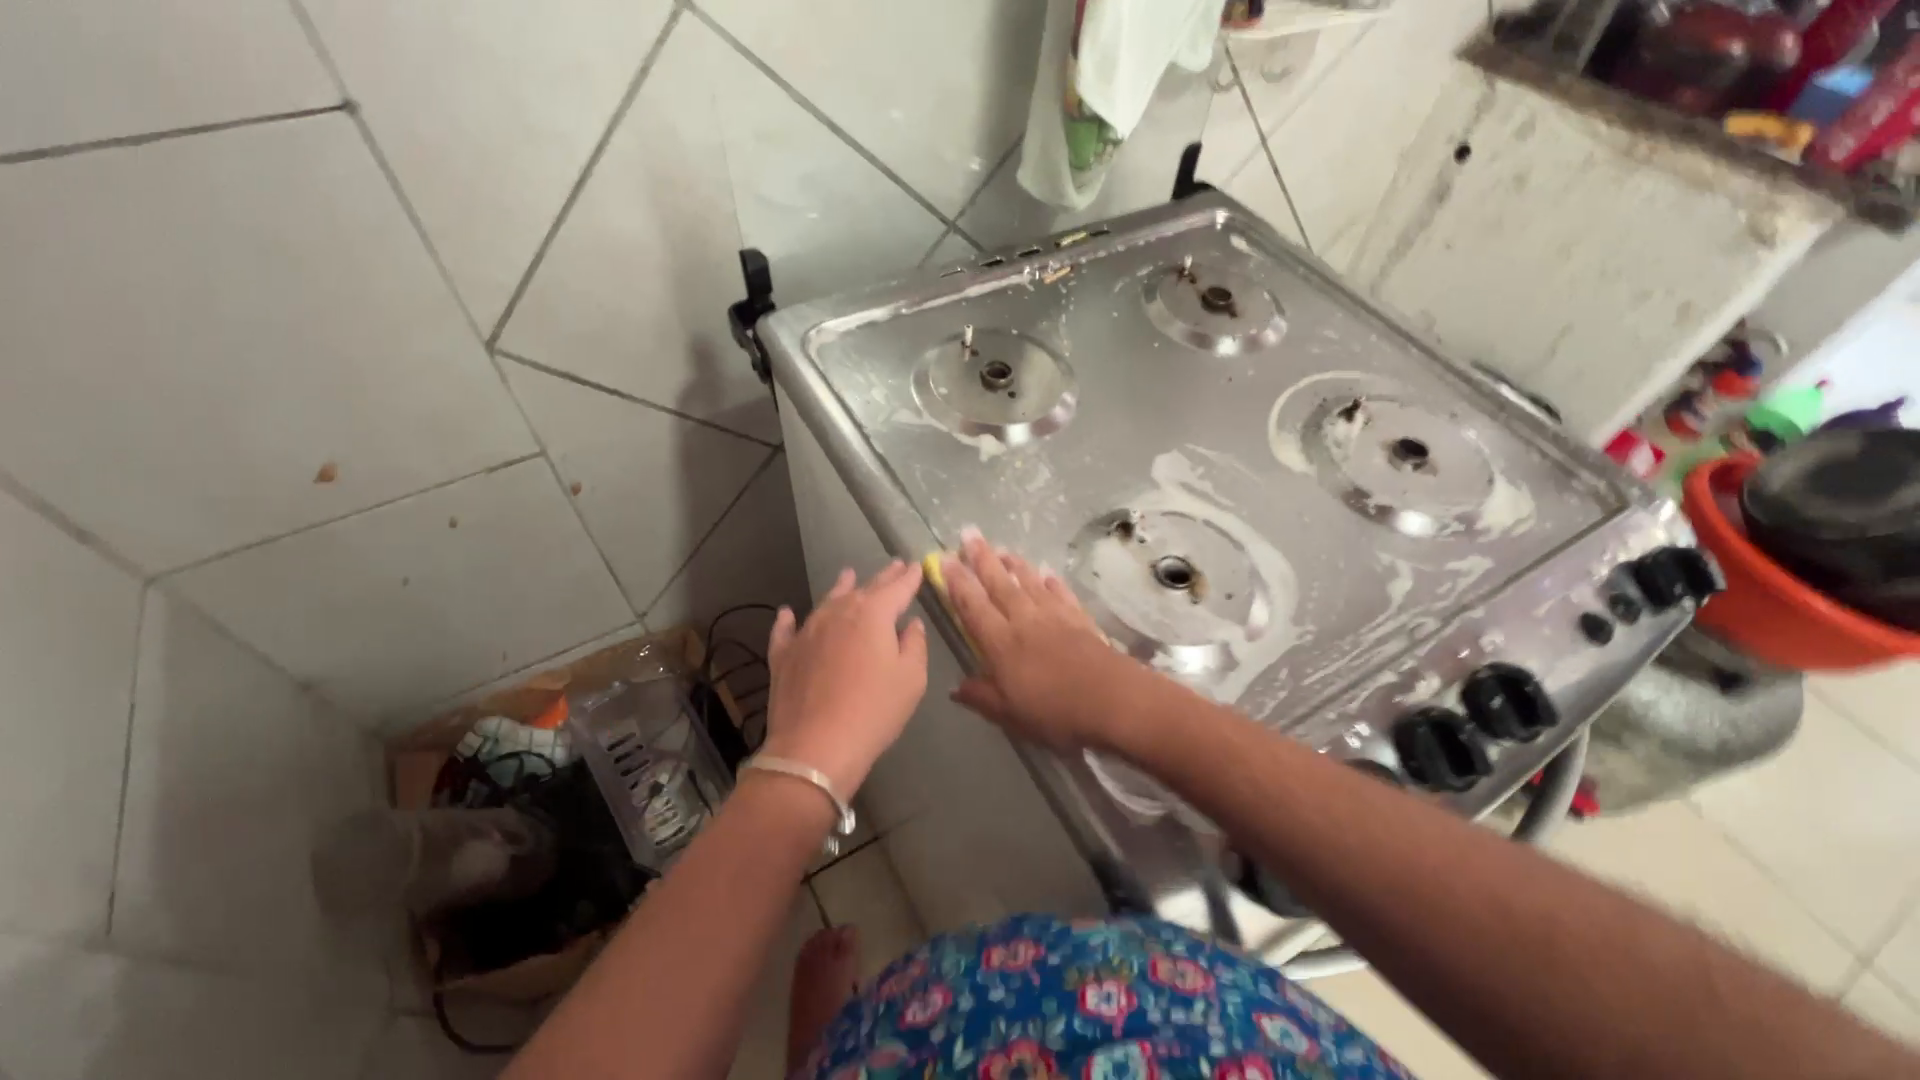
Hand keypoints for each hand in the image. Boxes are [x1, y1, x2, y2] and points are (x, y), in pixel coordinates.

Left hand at [760, 561, 928, 794]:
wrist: (815, 746)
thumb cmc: (874, 711)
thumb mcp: (911, 680)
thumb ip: (914, 645)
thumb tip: (910, 624)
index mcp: (873, 615)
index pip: (897, 588)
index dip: (909, 577)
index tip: (915, 566)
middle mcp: (838, 613)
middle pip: (863, 589)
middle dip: (881, 578)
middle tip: (892, 565)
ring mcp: (806, 632)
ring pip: (826, 602)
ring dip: (839, 588)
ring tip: (847, 576)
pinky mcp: (783, 655)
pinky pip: (786, 630)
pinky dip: (788, 619)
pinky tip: (787, 613)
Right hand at [941, 531, 1144, 751]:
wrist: (1114, 701)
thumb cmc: (1055, 713)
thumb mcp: (1009, 714)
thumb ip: (981, 697)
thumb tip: (955, 688)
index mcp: (1001, 643)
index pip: (972, 606)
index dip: (957, 583)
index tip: (944, 559)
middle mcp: (1024, 622)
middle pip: (999, 585)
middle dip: (982, 559)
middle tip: (970, 533)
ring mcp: (1055, 617)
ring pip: (1029, 583)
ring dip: (1014, 565)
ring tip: (1002, 549)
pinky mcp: (1080, 620)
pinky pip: (1061, 594)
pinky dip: (1051, 582)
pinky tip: (1046, 573)